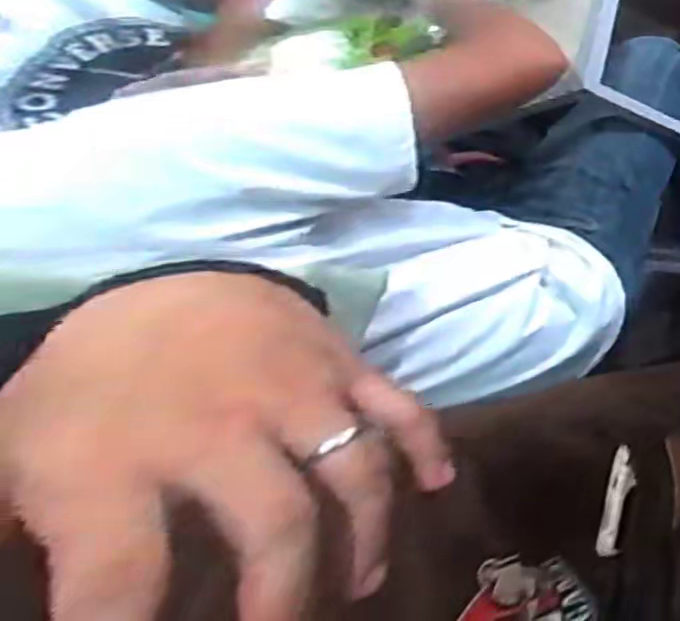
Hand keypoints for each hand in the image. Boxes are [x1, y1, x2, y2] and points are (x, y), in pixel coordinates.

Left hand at [0, 273, 454, 619]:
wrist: (174, 290)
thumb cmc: (84, 387)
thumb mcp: (9, 463)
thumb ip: (21, 538)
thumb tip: (50, 604)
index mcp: (114, 466)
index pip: (118, 580)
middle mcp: (224, 431)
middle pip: (275, 523)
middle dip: (283, 596)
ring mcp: (305, 394)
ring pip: (355, 469)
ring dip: (366, 533)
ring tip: (360, 583)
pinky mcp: (352, 368)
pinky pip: (403, 408)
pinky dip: (428, 446)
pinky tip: (436, 484)